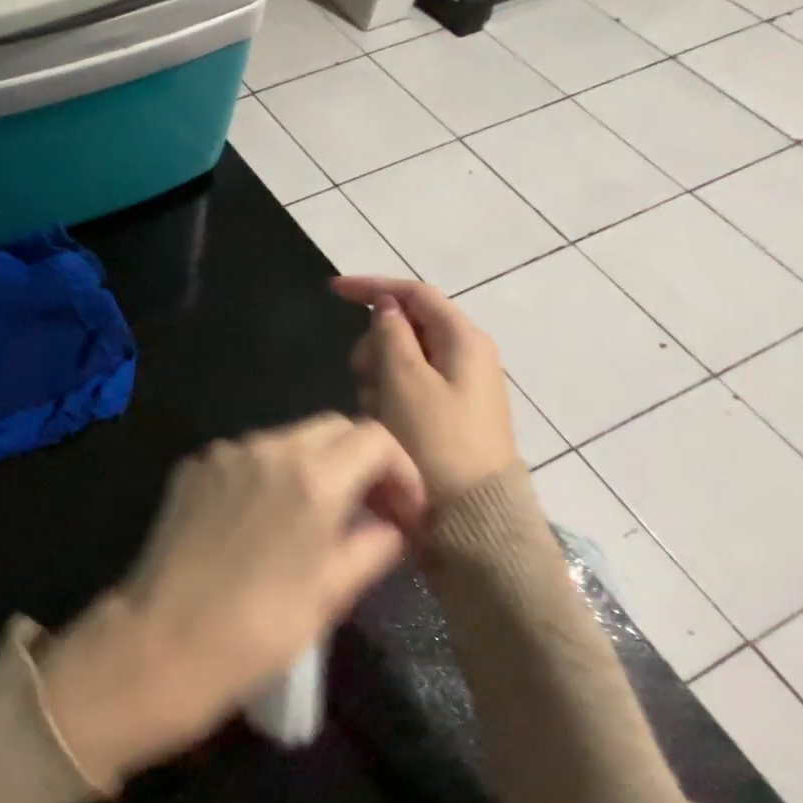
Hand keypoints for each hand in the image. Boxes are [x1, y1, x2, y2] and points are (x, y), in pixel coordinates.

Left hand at [39, 415, 425, 785]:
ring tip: (314, 520)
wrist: (165, 639)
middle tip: (368, 510)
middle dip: (359, 460)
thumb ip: (371, 547)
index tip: (403, 511)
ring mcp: (223, 454)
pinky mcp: (191, 468)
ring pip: (284, 439)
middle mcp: (267, 448)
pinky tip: (260, 522)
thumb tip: (391, 527)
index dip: (400, 470)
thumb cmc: (260, 628)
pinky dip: (265, 476)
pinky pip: (242, 457)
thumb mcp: (330, 594)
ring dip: (311, 466)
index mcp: (313, 477)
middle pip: (331, 428)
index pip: (374, 438)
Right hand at [331, 276, 518, 506]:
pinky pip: (408, 389)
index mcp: (464, 340)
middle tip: (361, 377)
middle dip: (374, 345)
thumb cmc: (435, 441)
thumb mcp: (405, 382)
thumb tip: (387, 306)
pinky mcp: (449, 416)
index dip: (372, 287)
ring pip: (401, 360)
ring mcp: (459, 388)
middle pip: (405, 327)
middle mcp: (466, 357)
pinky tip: (381, 423)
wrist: (471, 516)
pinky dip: (388, 398)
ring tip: (373, 409)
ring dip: (378, 377)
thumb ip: (391, 335)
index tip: (331, 292)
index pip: (414, 294)